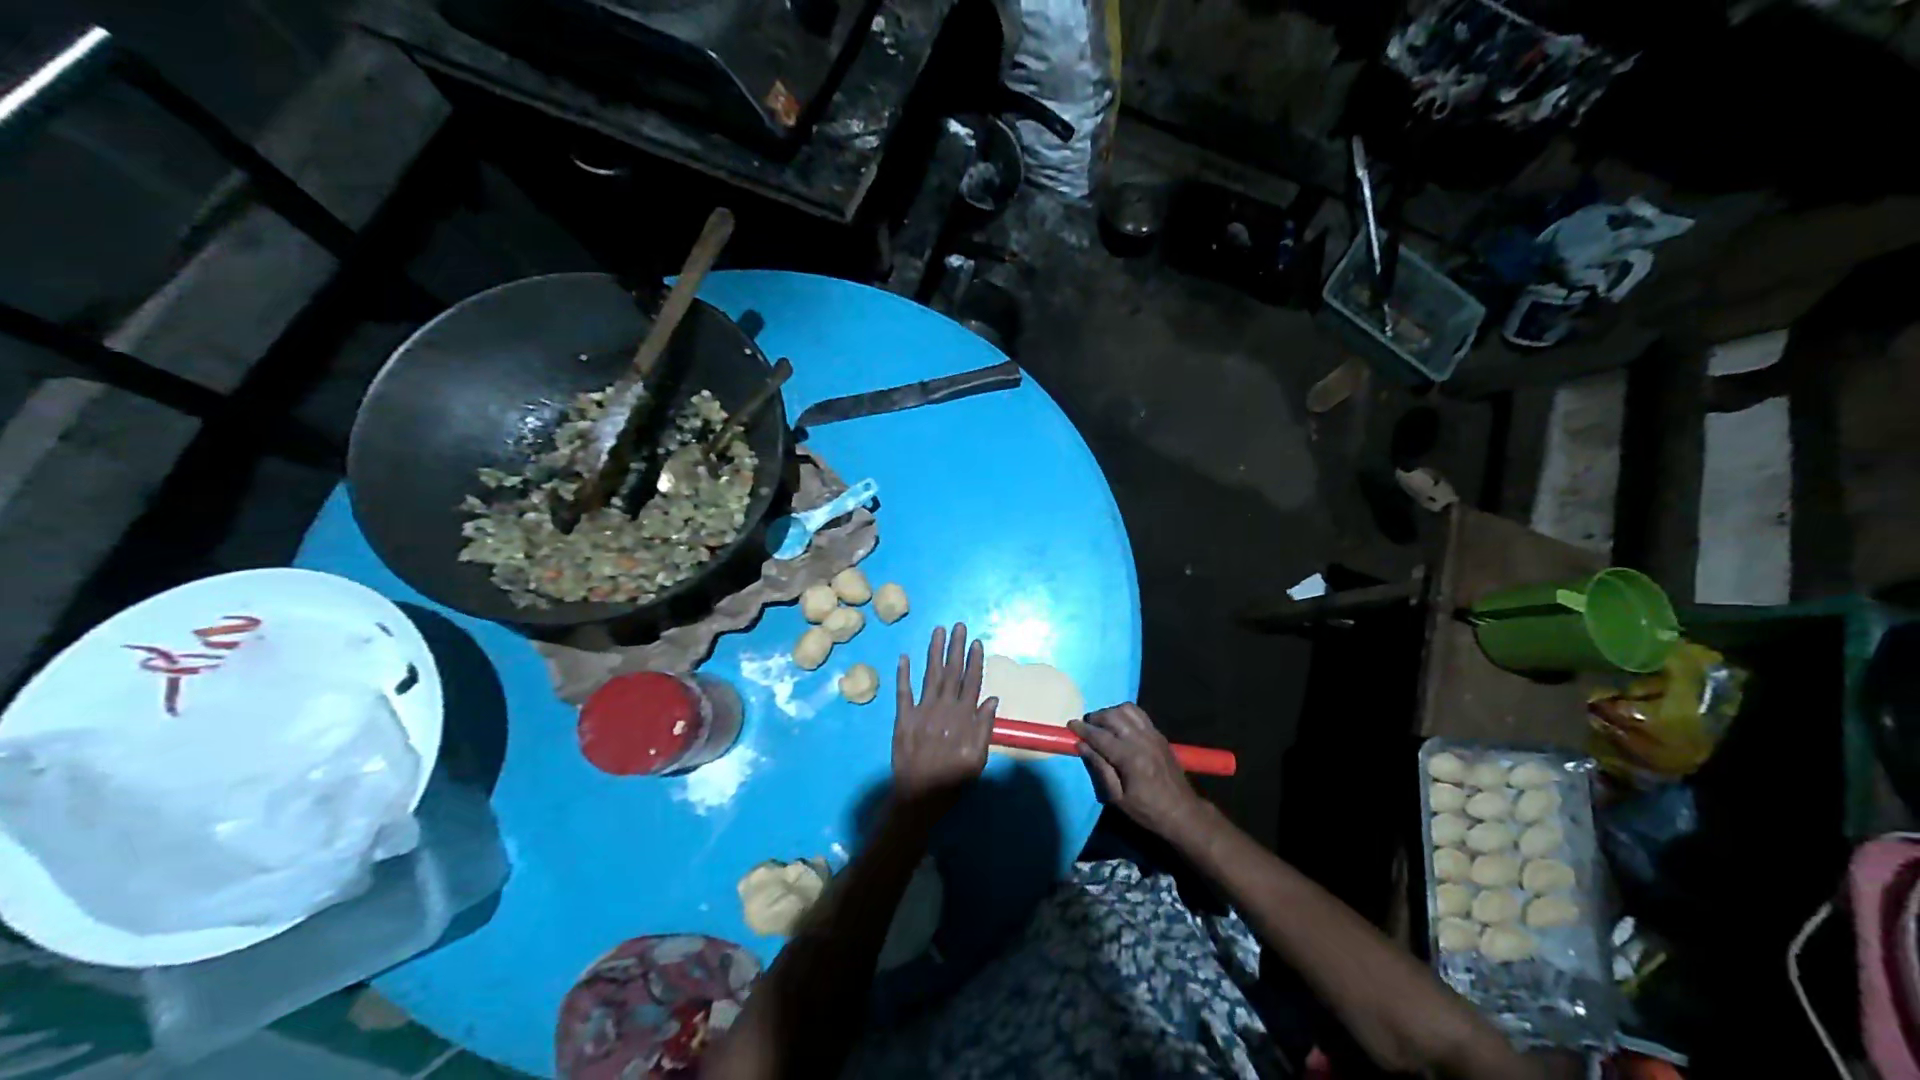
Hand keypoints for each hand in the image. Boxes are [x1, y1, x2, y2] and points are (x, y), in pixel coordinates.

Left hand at [892, 623, 996, 812]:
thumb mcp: (978, 759)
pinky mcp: (903, 718)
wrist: (919, 796)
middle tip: (959, 626)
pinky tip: (904, 656)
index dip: (974, 661)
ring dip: (934, 652)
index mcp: (963, 718)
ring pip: (930, 675)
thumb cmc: (953, 780)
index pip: (971, 682)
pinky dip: (903, 674)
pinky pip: (903, 692)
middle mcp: (943, 708)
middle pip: (952, 672)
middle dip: (956, 647)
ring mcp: (922, 711)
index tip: (977, 642)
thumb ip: (984, 728)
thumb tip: (991, 699)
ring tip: (938, 631)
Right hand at [1070, 705, 1206, 839]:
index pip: (1100, 736)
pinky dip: (1125, 714)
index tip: (1070, 725)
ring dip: (1110, 712)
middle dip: (1095, 718)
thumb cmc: (1147, 810)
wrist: (1183, 812)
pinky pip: (1139, 714)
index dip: (1083, 729)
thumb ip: (1100, 768)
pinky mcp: (1160, 735)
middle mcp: (1142, 740)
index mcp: (1130, 759)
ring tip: (1102, 724)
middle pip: (1113, 716)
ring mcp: (1153, 735)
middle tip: (1086, 727)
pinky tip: (1119, 725)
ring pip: (1127, 709)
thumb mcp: (1117, 797)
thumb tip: (1082, 746)